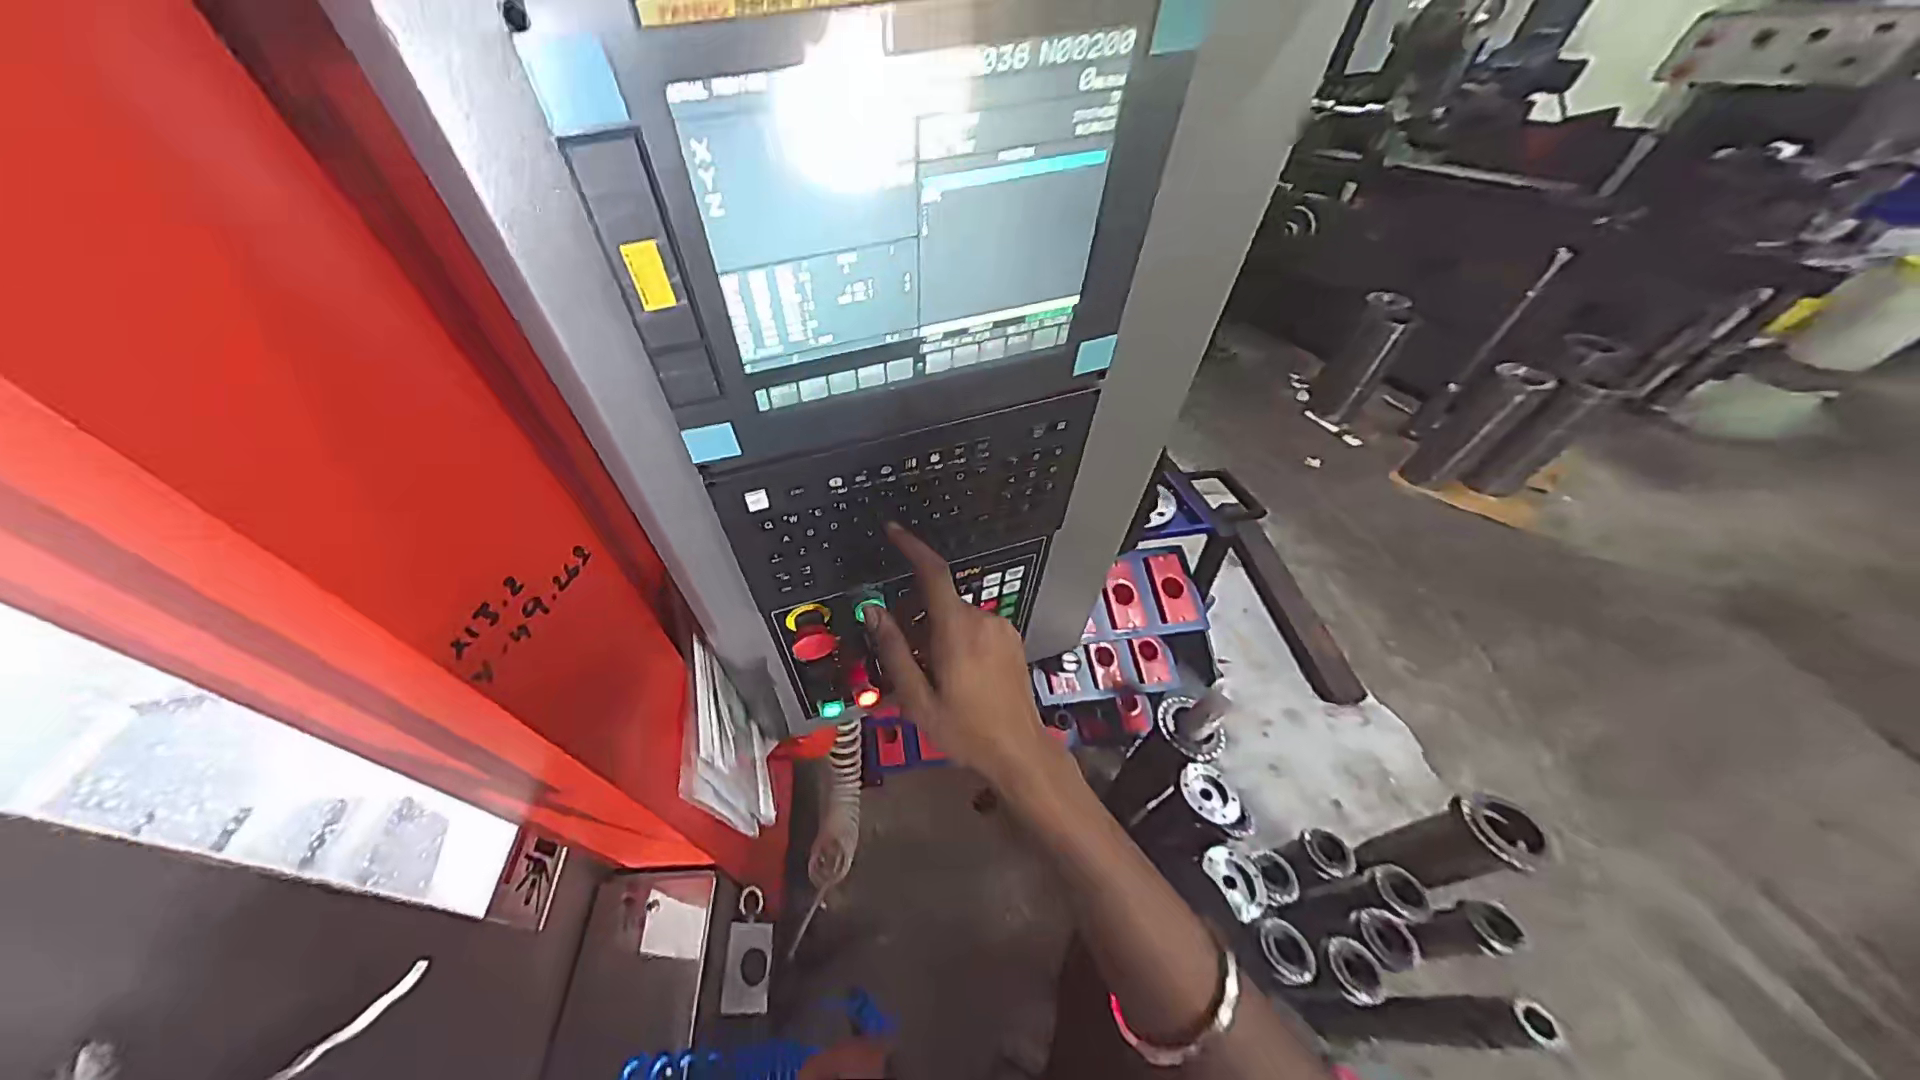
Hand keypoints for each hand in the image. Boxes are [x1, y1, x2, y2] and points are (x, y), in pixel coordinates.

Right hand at [863, 524, 1067, 795]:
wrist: (1019, 750)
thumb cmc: (967, 731)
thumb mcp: (918, 698)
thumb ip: (893, 651)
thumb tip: (874, 614)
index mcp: (957, 630)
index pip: (933, 573)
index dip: (911, 547)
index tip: (894, 532)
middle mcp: (982, 621)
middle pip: (939, 600)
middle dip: (914, 615)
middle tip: (901, 650)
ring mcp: (1000, 629)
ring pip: (956, 614)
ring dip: (935, 630)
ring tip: (928, 671)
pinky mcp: (1010, 639)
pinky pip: (974, 626)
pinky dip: (956, 636)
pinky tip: (952, 671)